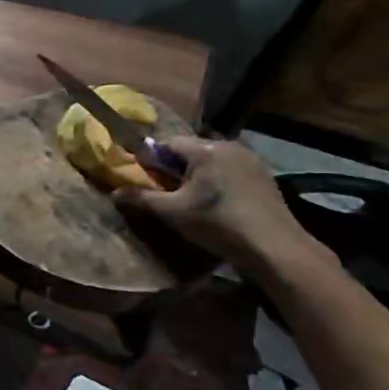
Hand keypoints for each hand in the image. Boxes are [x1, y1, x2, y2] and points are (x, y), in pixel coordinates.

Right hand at [116, 137, 336, 278]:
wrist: (272, 246)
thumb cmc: (218, 224)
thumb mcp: (173, 213)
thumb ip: (142, 200)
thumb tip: (115, 193)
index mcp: (205, 149)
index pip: (168, 144)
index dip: (155, 161)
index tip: (151, 182)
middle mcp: (229, 146)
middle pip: (192, 151)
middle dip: (179, 170)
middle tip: (173, 197)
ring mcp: (251, 160)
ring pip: (214, 162)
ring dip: (202, 177)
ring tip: (198, 205)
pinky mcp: (265, 176)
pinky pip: (233, 172)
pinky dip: (222, 184)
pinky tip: (223, 207)